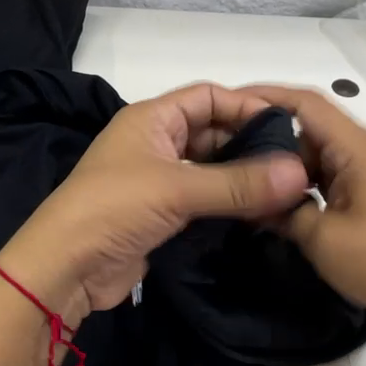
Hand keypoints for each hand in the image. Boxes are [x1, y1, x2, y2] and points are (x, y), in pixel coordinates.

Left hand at [0, 83, 310, 324]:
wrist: (65, 269)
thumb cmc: (113, 210)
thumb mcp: (177, 189)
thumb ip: (239, 183)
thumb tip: (300, 175)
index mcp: (151, 119)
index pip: (209, 96)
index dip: (248, 106)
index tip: (290, 128)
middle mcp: (155, 144)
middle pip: (214, 134)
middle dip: (253, 147)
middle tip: (299, 166)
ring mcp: (158, 182)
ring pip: (212, 172)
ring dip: (245, 181)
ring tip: (290, 194)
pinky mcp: (161, 218)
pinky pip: (205, 203)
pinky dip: (231, 207)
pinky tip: (263, 217)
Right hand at [244, 86, 365, 329]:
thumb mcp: (322, 238)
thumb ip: (285, 211)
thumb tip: (259, 200)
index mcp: (360, 148)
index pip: (307, 104)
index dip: (266, 97)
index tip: (229, 101)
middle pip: (312, 128)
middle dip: (272, 138)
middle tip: (230, 155)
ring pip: (321, 153)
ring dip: (289, 166)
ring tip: (249, 181)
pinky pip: (334, 173)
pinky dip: (308, 182)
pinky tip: (282, 202)